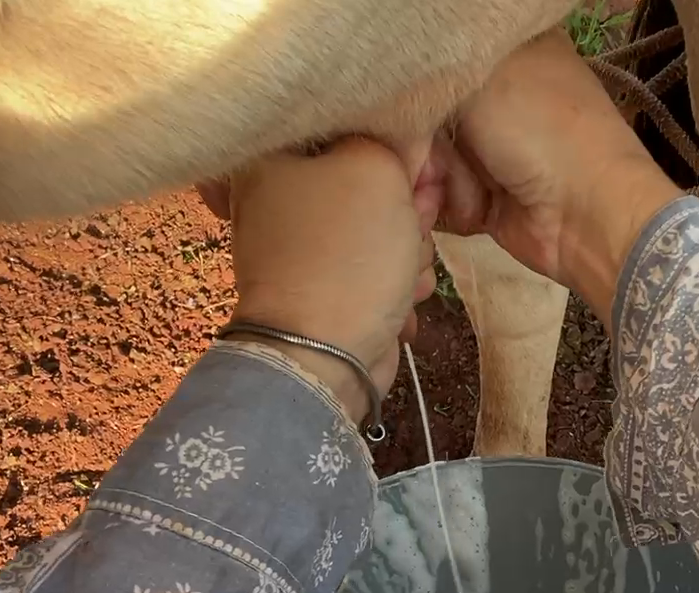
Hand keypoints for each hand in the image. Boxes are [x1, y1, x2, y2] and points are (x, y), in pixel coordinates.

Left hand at [199, 137, 443, 421]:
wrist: (325, 354)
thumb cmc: (348, 254)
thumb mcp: (376, 172)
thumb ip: (391, 146)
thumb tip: (400, 158)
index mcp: (275, 157)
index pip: (351, 132)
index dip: (397, 154)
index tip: (423, 179)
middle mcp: (282, 202)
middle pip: (370, 190)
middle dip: (406, 217)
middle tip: (414, 233)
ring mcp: (305, 254)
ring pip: (381, 238)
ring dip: (408, 260)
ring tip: (406, 280)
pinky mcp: (328, 296)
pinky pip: (376, 278)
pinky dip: (393, 293)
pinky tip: (399, 307)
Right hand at [433, 33, 680, 315]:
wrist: (585, 216)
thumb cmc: (539, 130)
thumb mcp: (479, 75)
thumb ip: (427, 76)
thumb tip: (395, 101)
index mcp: (505, 50)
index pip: (438, 59)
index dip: (418, 84)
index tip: (412, 101)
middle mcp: (497, 98)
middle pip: (424, 115)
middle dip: (423, 143)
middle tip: (435, 157)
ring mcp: (490, 152)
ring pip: (428, 160)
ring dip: (439, 181)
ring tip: (464, 189)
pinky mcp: (485, 200)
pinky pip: (442, 200)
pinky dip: (450, 208)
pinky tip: (472, 211)